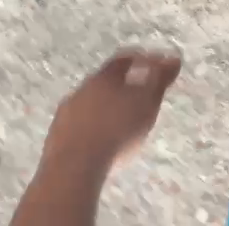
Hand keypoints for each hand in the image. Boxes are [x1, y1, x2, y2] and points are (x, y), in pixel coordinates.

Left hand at [40, 49, 181, 172]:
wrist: (72, 170)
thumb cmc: (118, 130)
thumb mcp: (149, 102)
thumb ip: (161, 78)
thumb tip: (174, 58)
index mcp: (104, 77)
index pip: (125, 59)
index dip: (144, 60)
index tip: (158, 67)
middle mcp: (81, 90)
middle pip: (106, 81)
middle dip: (124, 87)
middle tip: (141, 97)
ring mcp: (64, 115)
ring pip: (90, 104)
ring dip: (106, 108)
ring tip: (122, 123)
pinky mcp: (54, 140)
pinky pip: (78, 125)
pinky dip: (92, 127)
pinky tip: (102, 140)